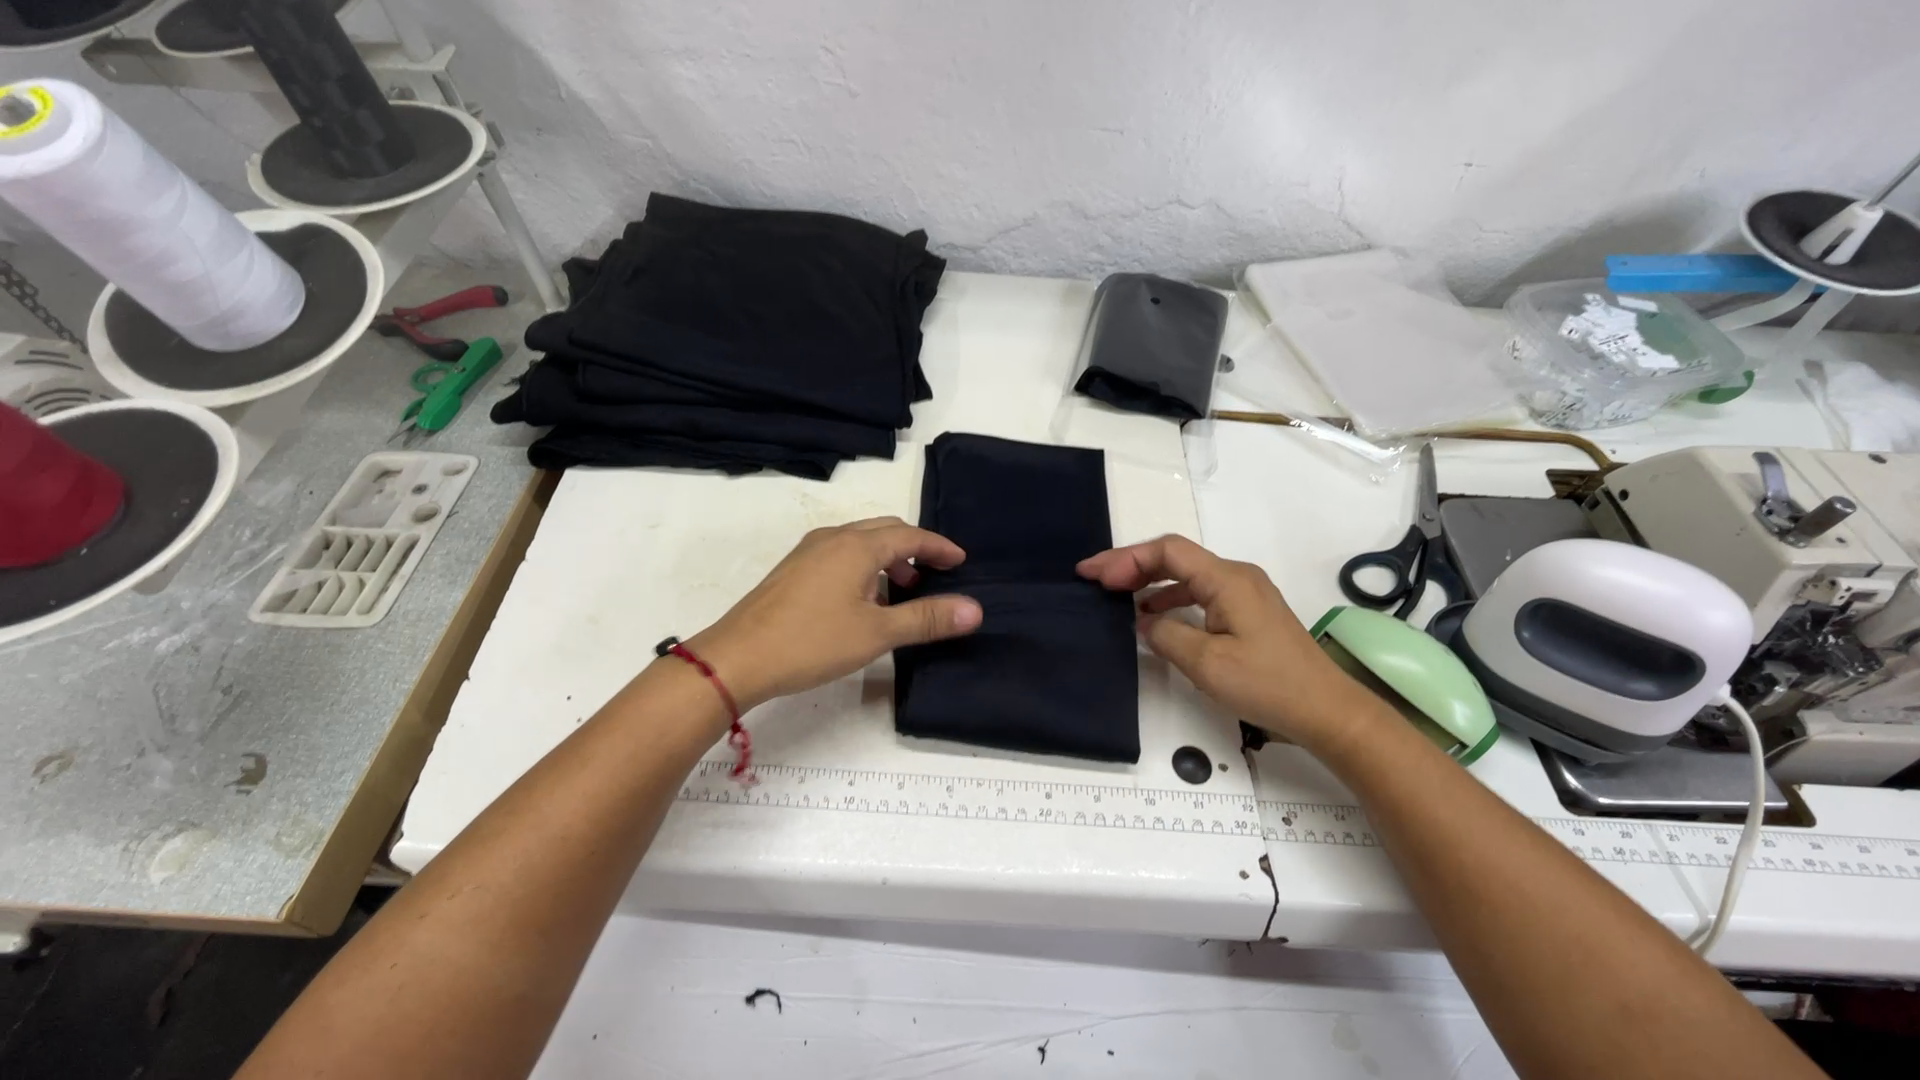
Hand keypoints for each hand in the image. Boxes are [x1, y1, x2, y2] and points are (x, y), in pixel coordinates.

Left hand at [688, 517, 983, 710]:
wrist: (738, 658)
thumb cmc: (812, 642)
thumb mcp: (876, 633)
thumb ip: (926, 618)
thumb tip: (975, 609)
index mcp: (857, 545)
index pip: (910, 535)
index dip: (939, 547)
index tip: (961, 562)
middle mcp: (833, 538)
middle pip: (885, 531)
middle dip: (914, 548)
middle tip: (936, 575)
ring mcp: (808, 552)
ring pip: (860, 542)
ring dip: (887, 559)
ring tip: (902, 593)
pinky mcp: (792, 570)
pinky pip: (840, 555)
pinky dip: (864, 567)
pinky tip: (863, 601)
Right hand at [1077, 535, 1364, 748]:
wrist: (1325, 710)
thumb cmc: (1267, 684)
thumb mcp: (1206, 663)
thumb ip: (1166, 635)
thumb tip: (1143, 621)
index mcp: (1227, 579)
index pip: (1168, 551)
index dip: (1126, 558)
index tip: (1093, 576)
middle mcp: (1236, 576)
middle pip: (1176, 557)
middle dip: (1132, 565)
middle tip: (1094, 579)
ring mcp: (1245, 593)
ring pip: (1187, 575)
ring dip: (1149, 582)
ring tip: (1114, 597)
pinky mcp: (1248, 613)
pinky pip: (1200, 593)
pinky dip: (1170, 599)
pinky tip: (1152, 617)